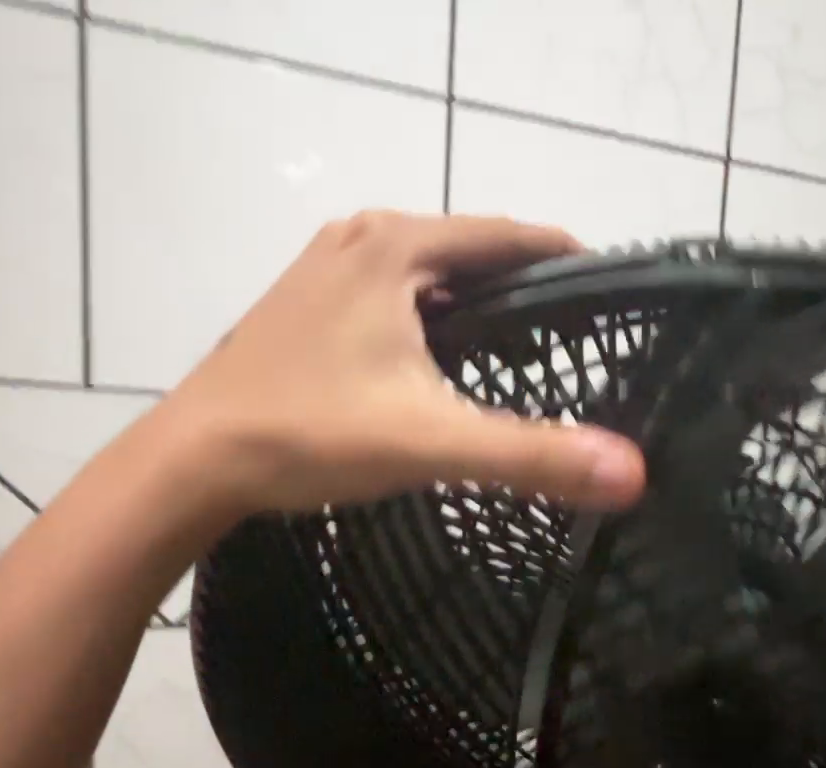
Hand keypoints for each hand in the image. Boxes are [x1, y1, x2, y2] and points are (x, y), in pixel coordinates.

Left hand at [158, 210, 647, 517]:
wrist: (193, 461)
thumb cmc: (311, 434)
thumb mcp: (431, 443)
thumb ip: (532, 455)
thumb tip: (632, 473)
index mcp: (398, 246)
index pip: (510, 237)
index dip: (566, 261)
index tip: (611, 297)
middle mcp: (362, 238)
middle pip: (471, 251)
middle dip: (525, 286)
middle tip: (575, 338)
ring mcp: (327, 268)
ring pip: (429, 274)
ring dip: (476, 302)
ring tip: (524, 351)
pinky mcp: (308, 303)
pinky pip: (394, 295)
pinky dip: (432, 318)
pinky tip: (444, 363)